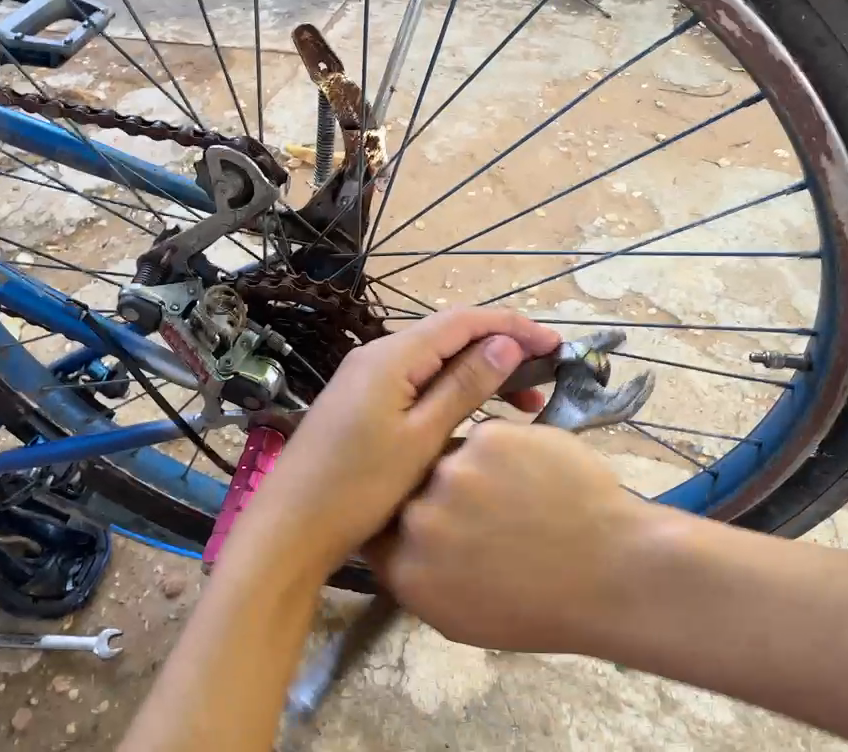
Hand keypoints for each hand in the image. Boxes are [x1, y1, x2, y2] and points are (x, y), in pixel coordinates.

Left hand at [230, 308, 559, 576]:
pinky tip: (473, 411)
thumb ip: (464, 386)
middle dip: (500, 349)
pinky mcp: (361, 401)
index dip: (512, 327)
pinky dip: (451, 387)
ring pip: (433, 359)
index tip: (556, 344)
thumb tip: (506, 343)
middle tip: (545, 381)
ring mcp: (365, 377)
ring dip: (478, 371)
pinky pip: (415, 379)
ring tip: (522, 401)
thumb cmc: (360, 486)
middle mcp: (377, 354)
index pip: (463, 321)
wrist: (292, 525)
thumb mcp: (422, 438)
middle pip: (449, 336)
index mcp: (392, 355)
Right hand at [368, 420, 682, 654]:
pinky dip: (504, 452)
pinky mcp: (490, 436)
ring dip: (467, 467)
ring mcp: (453, 470)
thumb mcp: (460, 617)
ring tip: (510, 490)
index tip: (418, 522)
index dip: (396, 523)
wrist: (614, 576)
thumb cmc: (541, 607)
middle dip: (433, 493)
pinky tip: (531, 474)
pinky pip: (485, 437)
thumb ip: (419, 576)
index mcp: (407, 567)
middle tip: (474, 504)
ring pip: (445, 455)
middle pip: (407, 488)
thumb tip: (401, 546)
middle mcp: (418, 517)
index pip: (376, 531)